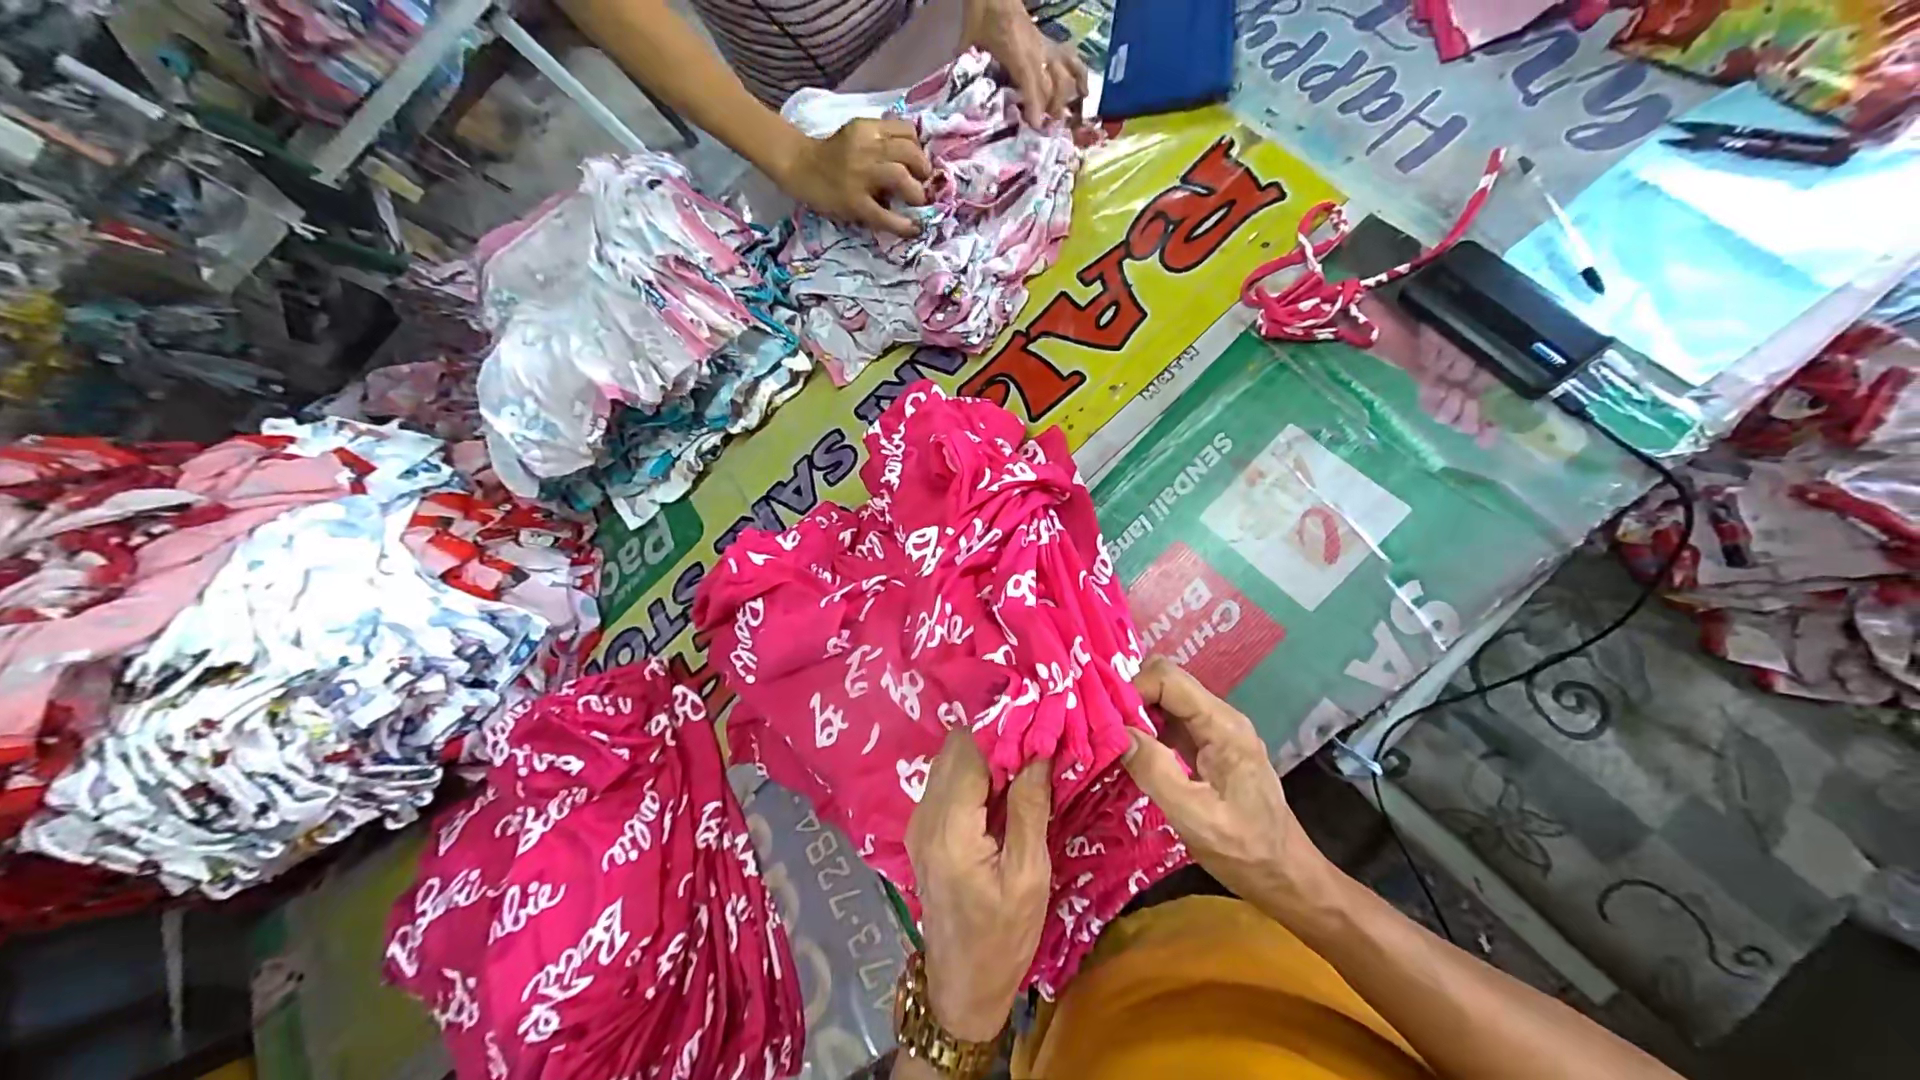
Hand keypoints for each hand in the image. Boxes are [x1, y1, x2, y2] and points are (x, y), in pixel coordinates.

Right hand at [773, 117, 931, 236]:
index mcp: (869, 128)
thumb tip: (913, 158)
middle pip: (909, 152)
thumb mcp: (857, 135)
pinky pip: (884, 215)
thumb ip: (881, 141)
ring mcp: (860, 175)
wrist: (798, 165)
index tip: (919, 162)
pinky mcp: (854, 202)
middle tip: (923, 185)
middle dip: (923, 169)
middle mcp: (867, 147)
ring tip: (918, 202)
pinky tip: (912, 229)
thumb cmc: (832, 154)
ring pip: (900, 176)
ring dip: (916, 192)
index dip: (919, 148)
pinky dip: (902, 224)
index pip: (906, 130)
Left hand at [905, 730, 1050, 1041]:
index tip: (1040, 717)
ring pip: (950, 760)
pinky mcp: (923, 828)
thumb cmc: (1002, 937)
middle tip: (1038, 736)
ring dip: (986, 751)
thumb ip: (1028, 808)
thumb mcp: (1028, 876)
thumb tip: (1038, 750)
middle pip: (956, 747)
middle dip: (997, 734)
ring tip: (1027, 755)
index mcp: (950, 827)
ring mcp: (919, 820)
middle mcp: (925, 815)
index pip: (971, 749)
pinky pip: (947, 781)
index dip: (1005, 728)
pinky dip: (975, 771)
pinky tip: (1004, 780)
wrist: (961, 984)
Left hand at [963, 0, 1088, 125]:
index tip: (1036, 126)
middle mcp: (1037, 52)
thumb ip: (966, 67)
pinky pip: (1070, 60)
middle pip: (1051, 85)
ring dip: (1066, 96)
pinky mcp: (1048, 44)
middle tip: (1047, 130)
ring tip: (1066, 118)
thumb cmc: (982, 15)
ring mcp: (1045, 47)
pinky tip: (1085, 93)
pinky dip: (1080, 74)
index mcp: (1019, 54)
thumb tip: (957, 89)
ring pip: (1065, 74)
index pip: (1032, 85)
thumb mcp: (969, 42)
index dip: (1035, 106)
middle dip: (1051, 108)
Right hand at [1121, 657, 1336, 917]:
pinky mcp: (1208, 746)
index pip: (1168, 678)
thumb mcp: (1195, 817)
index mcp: (1223, 726)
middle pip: (1166, 681)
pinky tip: (1129, 751)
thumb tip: (1118, 733)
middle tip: (1104, 726)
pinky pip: (1170, 721)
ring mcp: (1215, 731)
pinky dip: (1146, 729)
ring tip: (1110, 738)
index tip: (1106, 718)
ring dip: (1136, 713)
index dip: (1132, 689)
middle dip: (1131, 696)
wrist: (1286, 876)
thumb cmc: (1245, 850)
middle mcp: (1220, 718)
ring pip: (1166, 699)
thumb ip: (1155, 771)